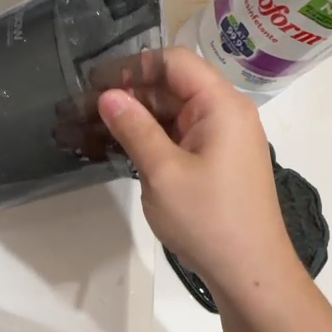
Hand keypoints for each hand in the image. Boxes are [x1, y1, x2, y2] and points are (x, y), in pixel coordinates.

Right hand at [96, 47, 298, 300]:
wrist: (248, 269)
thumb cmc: (208, 219)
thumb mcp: (163, 173)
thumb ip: (134, 129)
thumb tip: (107, 96)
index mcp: (221, 105)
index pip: (174, 62)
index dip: (133, 67)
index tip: (95, 83)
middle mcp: (225, 113)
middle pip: (172, 85)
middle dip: (129, 92)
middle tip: (83, 109)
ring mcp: (221, 138)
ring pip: (172, 112)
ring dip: (135, 117)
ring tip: (91, 128)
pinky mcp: (214, 160)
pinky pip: (178, 135)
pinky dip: (149, 137)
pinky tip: (118, 146)